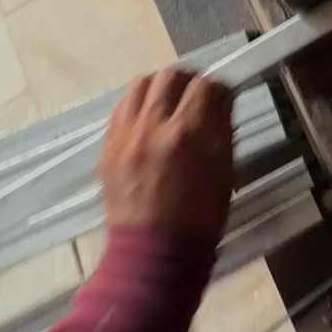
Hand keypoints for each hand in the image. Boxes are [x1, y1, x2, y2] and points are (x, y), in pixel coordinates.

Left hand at [98, 67, 235, 240]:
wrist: (152, 256)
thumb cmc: (200, 217)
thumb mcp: (224, 170)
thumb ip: (222, 127)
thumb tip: (221, 99)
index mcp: (188, 133)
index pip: (206, 85)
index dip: (219, 87)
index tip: (223, 96)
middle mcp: (153, 125)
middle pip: (171, 75)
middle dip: (189, 79)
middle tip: (196, 93)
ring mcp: (125, 135)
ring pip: (141, 84)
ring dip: (160, 87)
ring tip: (169, 101)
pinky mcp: (107, 147)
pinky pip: (121, 108)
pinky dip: (138, 104)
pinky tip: (147, 117)